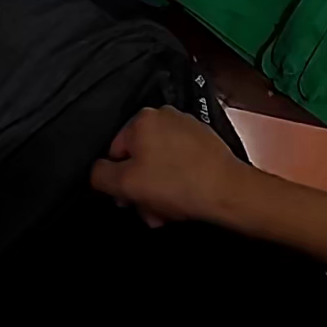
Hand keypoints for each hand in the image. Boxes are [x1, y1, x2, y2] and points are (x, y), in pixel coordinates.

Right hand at [90, 107, 257, 227]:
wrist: (227, 190)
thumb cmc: (177, 184)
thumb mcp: (126, 185)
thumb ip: (100, 175)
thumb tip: (98, 171)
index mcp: (142, 119)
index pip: (115, 152)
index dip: (118, 181)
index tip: (130, 201)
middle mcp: (164, 115)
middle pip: (139, 158)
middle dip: (141, 188)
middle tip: (150, 210)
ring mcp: (187, 126)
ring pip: (160, 162)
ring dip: (158, 189)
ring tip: (168, 211)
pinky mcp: (205, 139)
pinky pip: (180, 161)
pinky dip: (178, 180)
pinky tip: (184, 200)